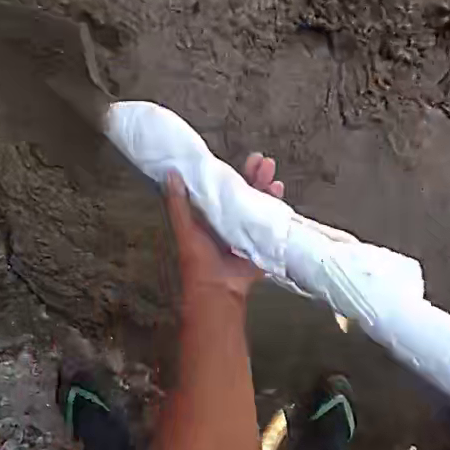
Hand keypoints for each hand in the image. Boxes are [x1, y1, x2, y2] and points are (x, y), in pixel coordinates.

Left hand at [164, 152, 283, 301]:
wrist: (217, 289)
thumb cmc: (198, 260)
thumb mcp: (186, 228)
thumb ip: (178, 202)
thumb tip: (170, 175)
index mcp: (212, 216)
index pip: (225, 188)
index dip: (233, 173)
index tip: (241, 160)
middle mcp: (230, 221)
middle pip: (246, 192)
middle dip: (255, 176)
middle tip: (262, 161)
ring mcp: (247, 231)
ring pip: (260, 204)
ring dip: (267, 187)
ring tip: (272, 172)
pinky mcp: (261, 242)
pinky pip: (271, 222)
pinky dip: (276, 208)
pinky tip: (278, 193)